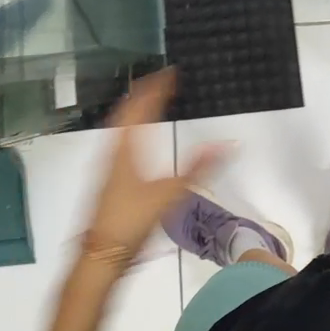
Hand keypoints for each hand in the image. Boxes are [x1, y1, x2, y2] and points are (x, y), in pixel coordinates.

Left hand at [81, 69, 227, 268]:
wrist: (99, 257)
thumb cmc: (130, 222)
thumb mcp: (171, 194)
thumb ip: (200, 167)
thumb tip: (229, 143)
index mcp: (126, 147)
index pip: (141, 105)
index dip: (156, 86)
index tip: (170, 73)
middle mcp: (111, 151)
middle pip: (124, 111)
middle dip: (142, 92)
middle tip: (159, 81)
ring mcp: (104, 166)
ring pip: (117, 126)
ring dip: (132, 109)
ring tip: (146, 101)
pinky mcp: (104, 180)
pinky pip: (116, 141)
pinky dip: (127, 128)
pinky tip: (133, 140)